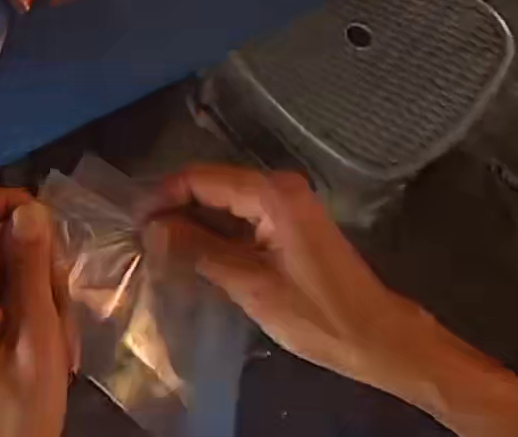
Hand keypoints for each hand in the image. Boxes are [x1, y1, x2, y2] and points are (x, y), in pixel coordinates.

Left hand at [0, 190, 72, 436]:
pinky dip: (35, 307)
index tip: (47, 224)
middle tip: (61, 296)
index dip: (8, 203)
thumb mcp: (36, 334)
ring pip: (8, 266)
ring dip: (41, 287)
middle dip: (35, 256)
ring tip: (60, 331)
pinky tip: (54, 340)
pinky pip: (8, 294)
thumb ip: (32, 267)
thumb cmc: (20, 409)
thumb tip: (31, 207)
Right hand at [145, 164, 433, 393]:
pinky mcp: (286, 215)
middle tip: (141, 231)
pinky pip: (239, 208)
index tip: (135, 218)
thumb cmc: (319, 316)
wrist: (383, 339)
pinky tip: (193, 242)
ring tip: (159, 237)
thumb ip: (200, 250)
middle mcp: (275, 183)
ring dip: (191, 213)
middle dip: (174, 203)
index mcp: (269, 193)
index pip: (201, 179)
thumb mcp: (252, 286)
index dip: (164, 195)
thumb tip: (153, 228)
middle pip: (210, 181)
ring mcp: (283, 198)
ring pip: (222, 195)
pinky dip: (214, 223)